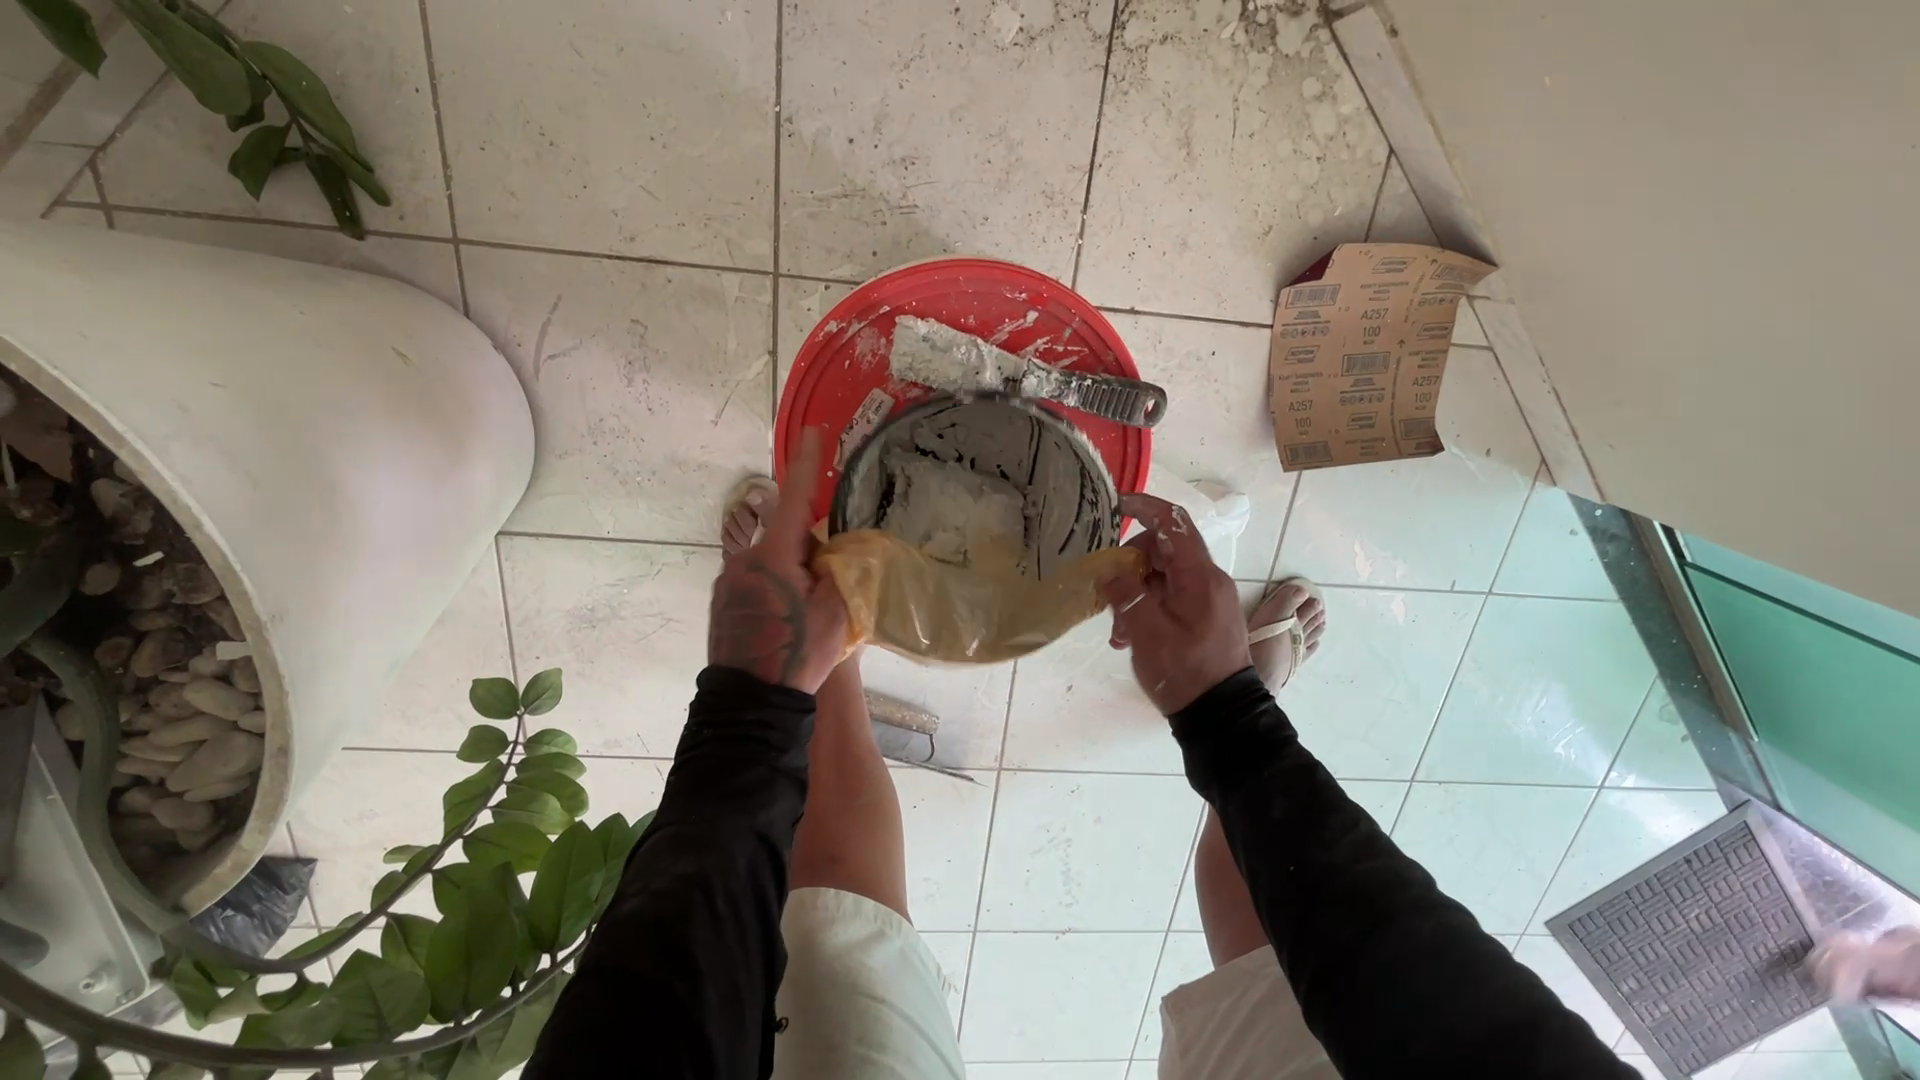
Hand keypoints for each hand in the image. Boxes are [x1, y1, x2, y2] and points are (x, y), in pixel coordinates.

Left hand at [707, 431, 847, 692]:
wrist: (749, 703)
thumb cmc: (797, 655)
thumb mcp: (836, 612)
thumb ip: (841, 572)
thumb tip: (839, 553)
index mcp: (773, 555)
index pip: (795, 499)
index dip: (807, 464)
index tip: (812, 432)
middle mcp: (744, 560)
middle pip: (785, 534)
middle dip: (810, 546)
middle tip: (828, 579)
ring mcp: (728, 581)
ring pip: (771, 560)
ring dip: (793, 571)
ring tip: (809, 608)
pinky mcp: (723, 602)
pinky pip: (757, 580)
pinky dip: (777, 586)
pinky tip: (789, 617)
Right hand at [1100, 493, 1250, 713]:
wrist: (1222, 718)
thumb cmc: (1185, 673)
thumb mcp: (1147, 633)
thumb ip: (1126, 594)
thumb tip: (1110, 569)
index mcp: (1200, 577)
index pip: (1174, 524)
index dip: (1145, 507)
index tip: (1116, 504)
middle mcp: (1208, 580)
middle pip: (1163, 551)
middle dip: (1129, 566)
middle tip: (1108, 596)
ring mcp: (1207, 599)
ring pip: (1162, 577)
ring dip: (1134, 594)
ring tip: (1118, 631)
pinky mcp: (1203, 617)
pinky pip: (1170, 598)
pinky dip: (1147, 609)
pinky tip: (1129, 637)